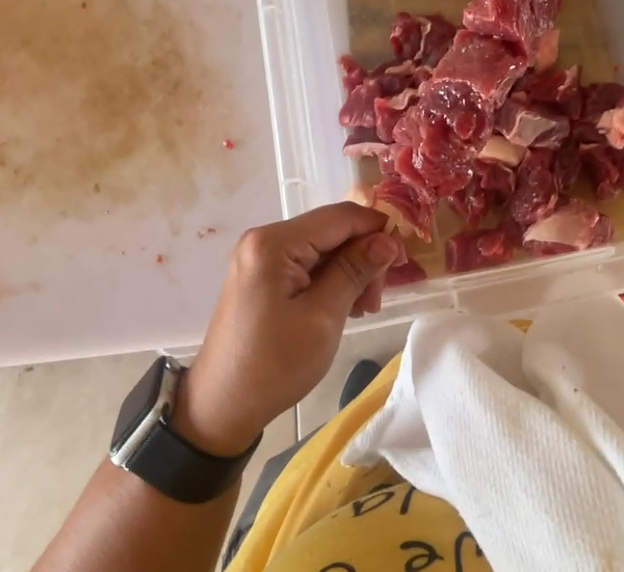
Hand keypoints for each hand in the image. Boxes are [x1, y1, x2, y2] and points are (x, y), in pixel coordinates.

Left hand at [171, 203, 399, 454]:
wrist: (221, 407)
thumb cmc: (274, 365)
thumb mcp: (323, 317)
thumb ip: (355, 271)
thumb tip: (387, 240)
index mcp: (275, 242)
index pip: (341, 216)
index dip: (378, 231)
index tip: (403, 262)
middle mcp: (265, 239)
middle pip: (332, 230)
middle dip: (363, 257)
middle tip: (376, 300)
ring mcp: (260, 257)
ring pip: (323, 247)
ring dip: (350, 271)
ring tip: (362, 309)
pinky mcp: (262, 276)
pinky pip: (307, 264)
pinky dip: (330, 280)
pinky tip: (342, 307)